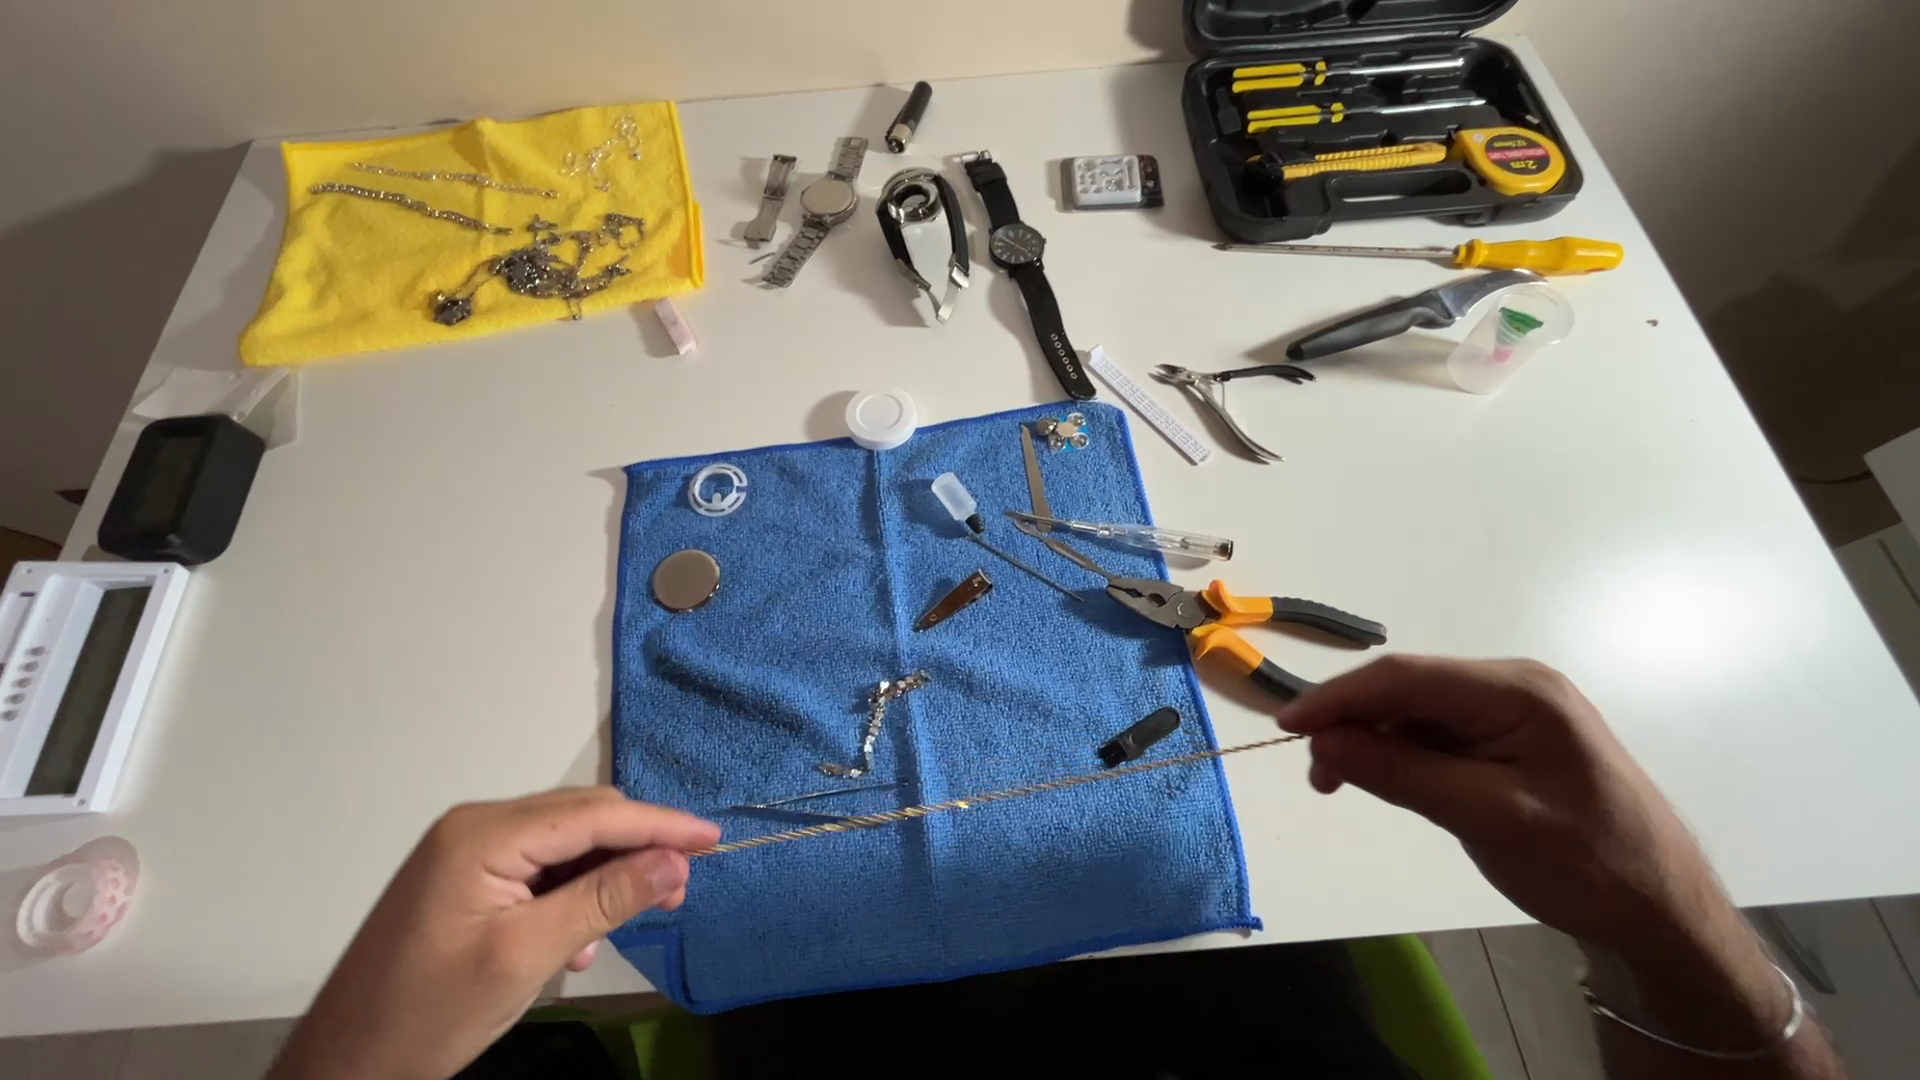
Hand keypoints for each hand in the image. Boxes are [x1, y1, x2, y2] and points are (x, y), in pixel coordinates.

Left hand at [269, 787, 719, 1079]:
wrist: (339, 1073)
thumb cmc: (428, 1016)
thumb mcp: (526, 957)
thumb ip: (605, 900)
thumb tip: (676, 862)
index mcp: (486, 834)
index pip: (596, 815)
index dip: (661, 825)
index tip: (713, 837)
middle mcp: (480, 823)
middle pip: (585, 818)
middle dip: (639, 847)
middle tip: (680, 889)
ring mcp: (473, 848)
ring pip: (570, 840)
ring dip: (610, 872)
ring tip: (641, 912)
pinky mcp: (471, 874)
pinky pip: (545, 865)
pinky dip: (577, 890)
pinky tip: (581, 936)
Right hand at [1277, 656, 1842, 1072]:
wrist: (1666, 917)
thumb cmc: (1587, 864)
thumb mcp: (1485, 817)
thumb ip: (1398, 771)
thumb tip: (1322, 741)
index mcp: (1518, 691)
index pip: (1404, 677)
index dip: (1338, 697)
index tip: (1287, 725)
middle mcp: (1511, 686)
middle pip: (1405, 690)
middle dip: (1352, 722)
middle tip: (1318, 771)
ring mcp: (1509, 711)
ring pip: (1412, 712)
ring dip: (1371, 741)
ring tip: (1340, 781)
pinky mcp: (1504, 738)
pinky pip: (1432, 733)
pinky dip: (1397, 754)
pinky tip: (1380, 778)